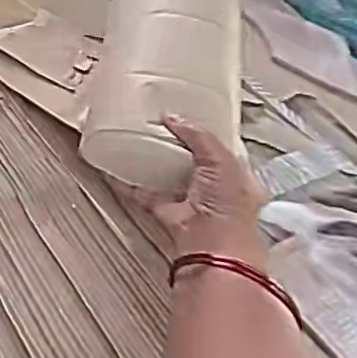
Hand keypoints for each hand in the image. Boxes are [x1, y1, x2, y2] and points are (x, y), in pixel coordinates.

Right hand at [120, 116, 267, 260]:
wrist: (208, 240)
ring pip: (169, 176)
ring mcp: (189, 200)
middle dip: (176, 147)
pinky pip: (145, 192)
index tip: (185, 119)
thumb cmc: (226, 202)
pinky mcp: (165, 209)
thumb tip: (171, 117)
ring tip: (138, 142)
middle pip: (193, 162)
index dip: (204, 134)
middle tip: (157, 127)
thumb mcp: (220, 160)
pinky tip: (119, 169)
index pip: (221, 150)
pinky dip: (131, 183)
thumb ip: (199, 137)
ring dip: (155, 163)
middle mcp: (214, 189)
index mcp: (237, 178)